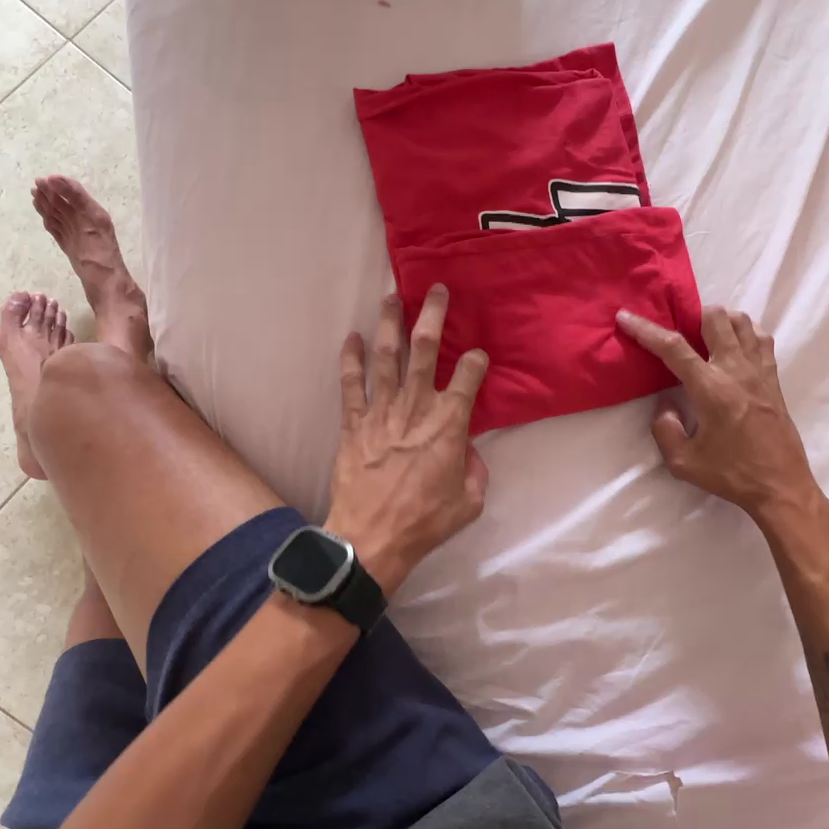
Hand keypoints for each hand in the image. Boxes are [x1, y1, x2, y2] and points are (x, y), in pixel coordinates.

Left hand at [326, 284, 489, 593]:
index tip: (478, 357)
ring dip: (389, 324)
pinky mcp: (353, 424)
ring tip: (391, 297)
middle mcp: (416, 408)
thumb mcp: (470, 502)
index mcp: (450, 425)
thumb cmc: (426, 522)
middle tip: (436, 290)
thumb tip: (467, 453)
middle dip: (432, 315)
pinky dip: (350, 358)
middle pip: (425, 350)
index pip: (469, 377)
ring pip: (386, 357)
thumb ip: (475, 471)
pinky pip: (351, 384)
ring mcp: (381, 412)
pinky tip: (351, 336)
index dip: (477, 361)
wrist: (372, 537)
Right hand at [616, 306, 818, 520]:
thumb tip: (664, 405)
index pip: (673, 347)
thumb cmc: (731, 475)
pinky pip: (761, 338)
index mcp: (711, 388)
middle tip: (678, 334)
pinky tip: (733, 349)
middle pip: (714, 318)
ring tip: (705, 339)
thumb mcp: (683, 462)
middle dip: (690, 317)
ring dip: (719, 322)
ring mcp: (760, 370)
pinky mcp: (774, 378)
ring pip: (741, 321)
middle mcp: (736, 370)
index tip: (626, 317)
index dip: (646, 329)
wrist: (780, 485)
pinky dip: (744, 333)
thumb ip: (665, 429)